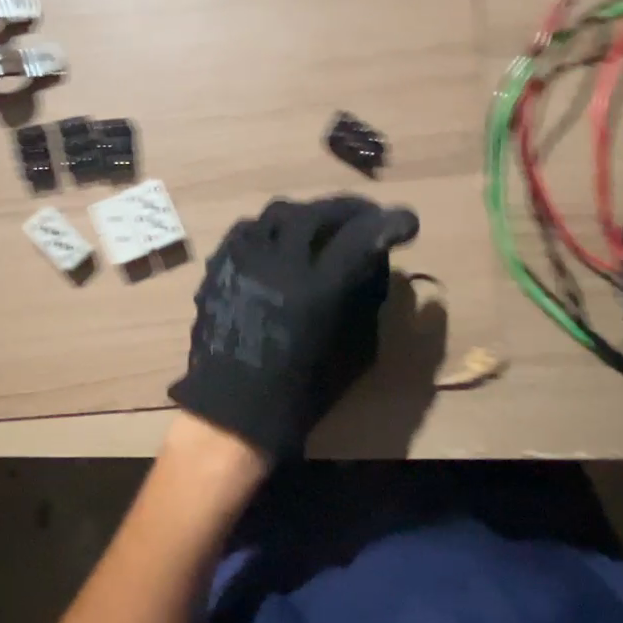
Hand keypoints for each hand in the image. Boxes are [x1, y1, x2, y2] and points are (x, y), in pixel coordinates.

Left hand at [168, 196, 419, 459]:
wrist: (234, 412)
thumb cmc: (304, 390)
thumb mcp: (358, 350)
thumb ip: (369, 299)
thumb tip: (375, 261)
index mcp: (318, 290)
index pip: (360, 236)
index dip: (389, 223)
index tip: (406, 223)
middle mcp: (278, 265)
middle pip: (317, 214)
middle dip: (349, 210)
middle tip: (366, 217)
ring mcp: (241, 263)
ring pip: (278, 214)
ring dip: (308, 216)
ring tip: (322, 226)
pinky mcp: (216, 269)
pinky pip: (247, 231)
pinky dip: (272, 230)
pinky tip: (282, 243)